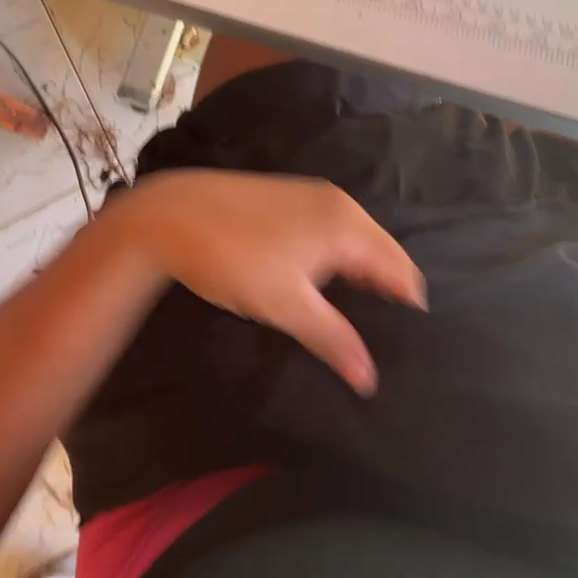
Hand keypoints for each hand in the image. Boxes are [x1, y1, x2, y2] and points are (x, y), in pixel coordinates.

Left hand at [97, 169, 425, 395]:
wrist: (169, 214)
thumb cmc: (232, 257)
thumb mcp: (284, 304)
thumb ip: (332, 338)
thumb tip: (370, 379)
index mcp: (347, 223)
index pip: (402, 269)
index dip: (408, 310)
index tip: (408, 350)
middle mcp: (340, 204)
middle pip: (382, 254)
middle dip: (385, 296)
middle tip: (381, 344)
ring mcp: (314, 198)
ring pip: (356, 245)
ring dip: (360, 280)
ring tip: (355, 325)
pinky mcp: (292, 201)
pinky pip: (333, 235)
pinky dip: (338, 263)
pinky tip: (323, 292)